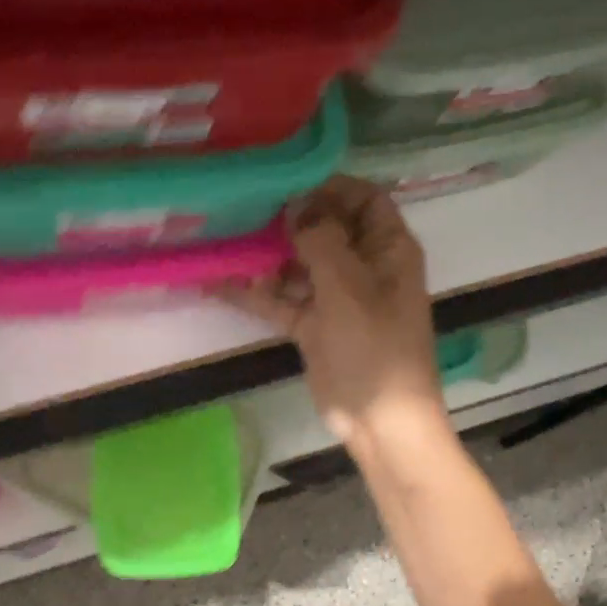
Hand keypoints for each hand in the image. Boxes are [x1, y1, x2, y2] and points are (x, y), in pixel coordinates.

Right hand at [219, 178, 445, 448]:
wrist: (380, 420)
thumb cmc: (374, 347)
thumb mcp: (348, 286)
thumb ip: (321, 240)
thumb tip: (298, 209)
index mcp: (388, 249)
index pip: (365, 199)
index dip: (331, 188)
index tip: (288, 185)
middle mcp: (364, 266)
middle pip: (328, 228)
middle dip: (291, 218)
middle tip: (248, 209)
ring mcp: (338, 298)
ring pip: (300, 264)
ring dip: (268, 255)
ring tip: (227, 238)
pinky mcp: (315, 326)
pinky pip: (283, 301)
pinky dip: (256, 293)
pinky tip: (218, 281)